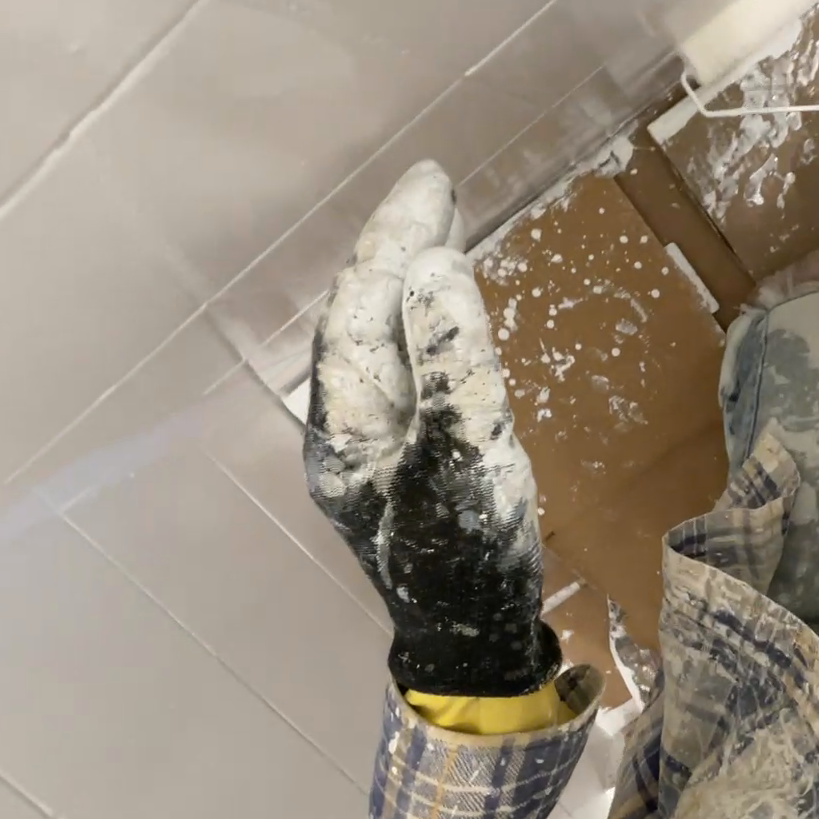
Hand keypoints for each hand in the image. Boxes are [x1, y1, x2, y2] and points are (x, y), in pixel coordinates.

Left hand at [303, 162, 558, 697]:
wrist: (472, 635)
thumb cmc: (468, 558)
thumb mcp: (466, 462)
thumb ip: (448, 365)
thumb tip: (434, 267)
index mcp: (347, 425)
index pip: (360, 312)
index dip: (393, 243)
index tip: (432, 183)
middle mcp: (349, 423)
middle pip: (362, 317)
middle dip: (395, 247)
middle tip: (438, 186)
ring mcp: (377, 438)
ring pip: (382, 339)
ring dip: (407, 277)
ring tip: (439, 226)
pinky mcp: (410, 449)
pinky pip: (409, 365)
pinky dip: (425, 319)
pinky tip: (443, 301)